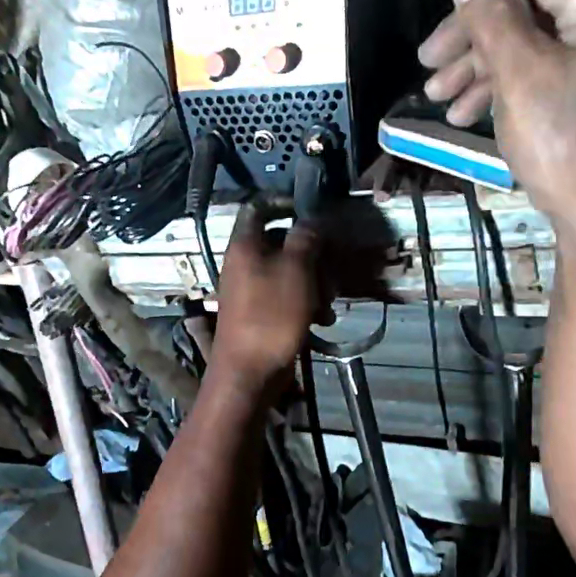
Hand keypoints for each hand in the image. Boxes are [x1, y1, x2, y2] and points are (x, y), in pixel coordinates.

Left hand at [209, 205, 322, 385]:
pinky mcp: (260, 312)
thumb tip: (311, 220)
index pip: (259, 208)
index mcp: (245, 245)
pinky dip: (306, 304)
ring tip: (328, 303)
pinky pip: (286, 296)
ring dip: (314, 283)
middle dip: (312, 255)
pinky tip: (322, 321)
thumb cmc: (271, 316)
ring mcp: (251, 289)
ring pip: (289, 271)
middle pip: (281, 243)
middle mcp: (244, 262)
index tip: (313, 213)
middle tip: (331, 269)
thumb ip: (305, 239)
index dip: (284, 203)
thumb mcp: (296, 271)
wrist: (249, 373)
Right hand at [418, 0, 575, 230]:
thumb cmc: (567, 145)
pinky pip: (542, 70)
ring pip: (530, 41)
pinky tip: (464, 113)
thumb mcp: (521, 75)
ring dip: (479, 65)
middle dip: (472, 32)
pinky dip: (502, 86)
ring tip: (437, 96)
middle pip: (529, 4)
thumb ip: (493, 16)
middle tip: (427, 60)